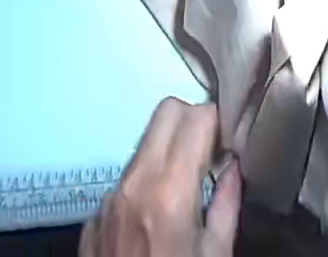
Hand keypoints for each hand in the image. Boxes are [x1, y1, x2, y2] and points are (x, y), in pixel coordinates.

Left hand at [82, 98, 241, 256]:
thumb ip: (227, 204)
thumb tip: (234, 168)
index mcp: (169, 191)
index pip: (196, 116)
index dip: (219, 121)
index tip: (231, 141)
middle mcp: (134, 182)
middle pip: (166, 110)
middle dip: (193, 119)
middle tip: (211, 149)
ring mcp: (109, 198)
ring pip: (145, 141)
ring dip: (170, 148)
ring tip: (189, 182)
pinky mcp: (94, 217)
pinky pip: (127, 177)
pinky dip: (147, 180)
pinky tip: (158, 216)